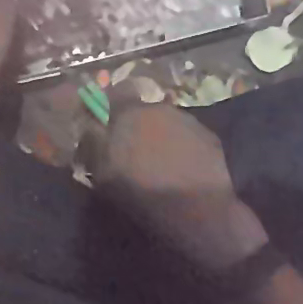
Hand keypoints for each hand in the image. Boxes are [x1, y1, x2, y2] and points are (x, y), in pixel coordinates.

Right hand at [95, 105, 270, 271]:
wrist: (195, 210)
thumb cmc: (140, 192)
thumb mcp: (101, 172)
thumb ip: (93, 143)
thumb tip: (92, 127)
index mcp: (130, 113)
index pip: (117, 93)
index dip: (112, 107)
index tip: (109, 126)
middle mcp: (160, 108)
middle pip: (144, 110)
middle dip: (139, 126)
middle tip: (135, 152)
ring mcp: (189, 122)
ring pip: (168, 123)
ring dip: (162, 137)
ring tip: (161, 165)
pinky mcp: (210, 138)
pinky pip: (189, 138)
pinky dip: (184, 149)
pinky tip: (182, 171)